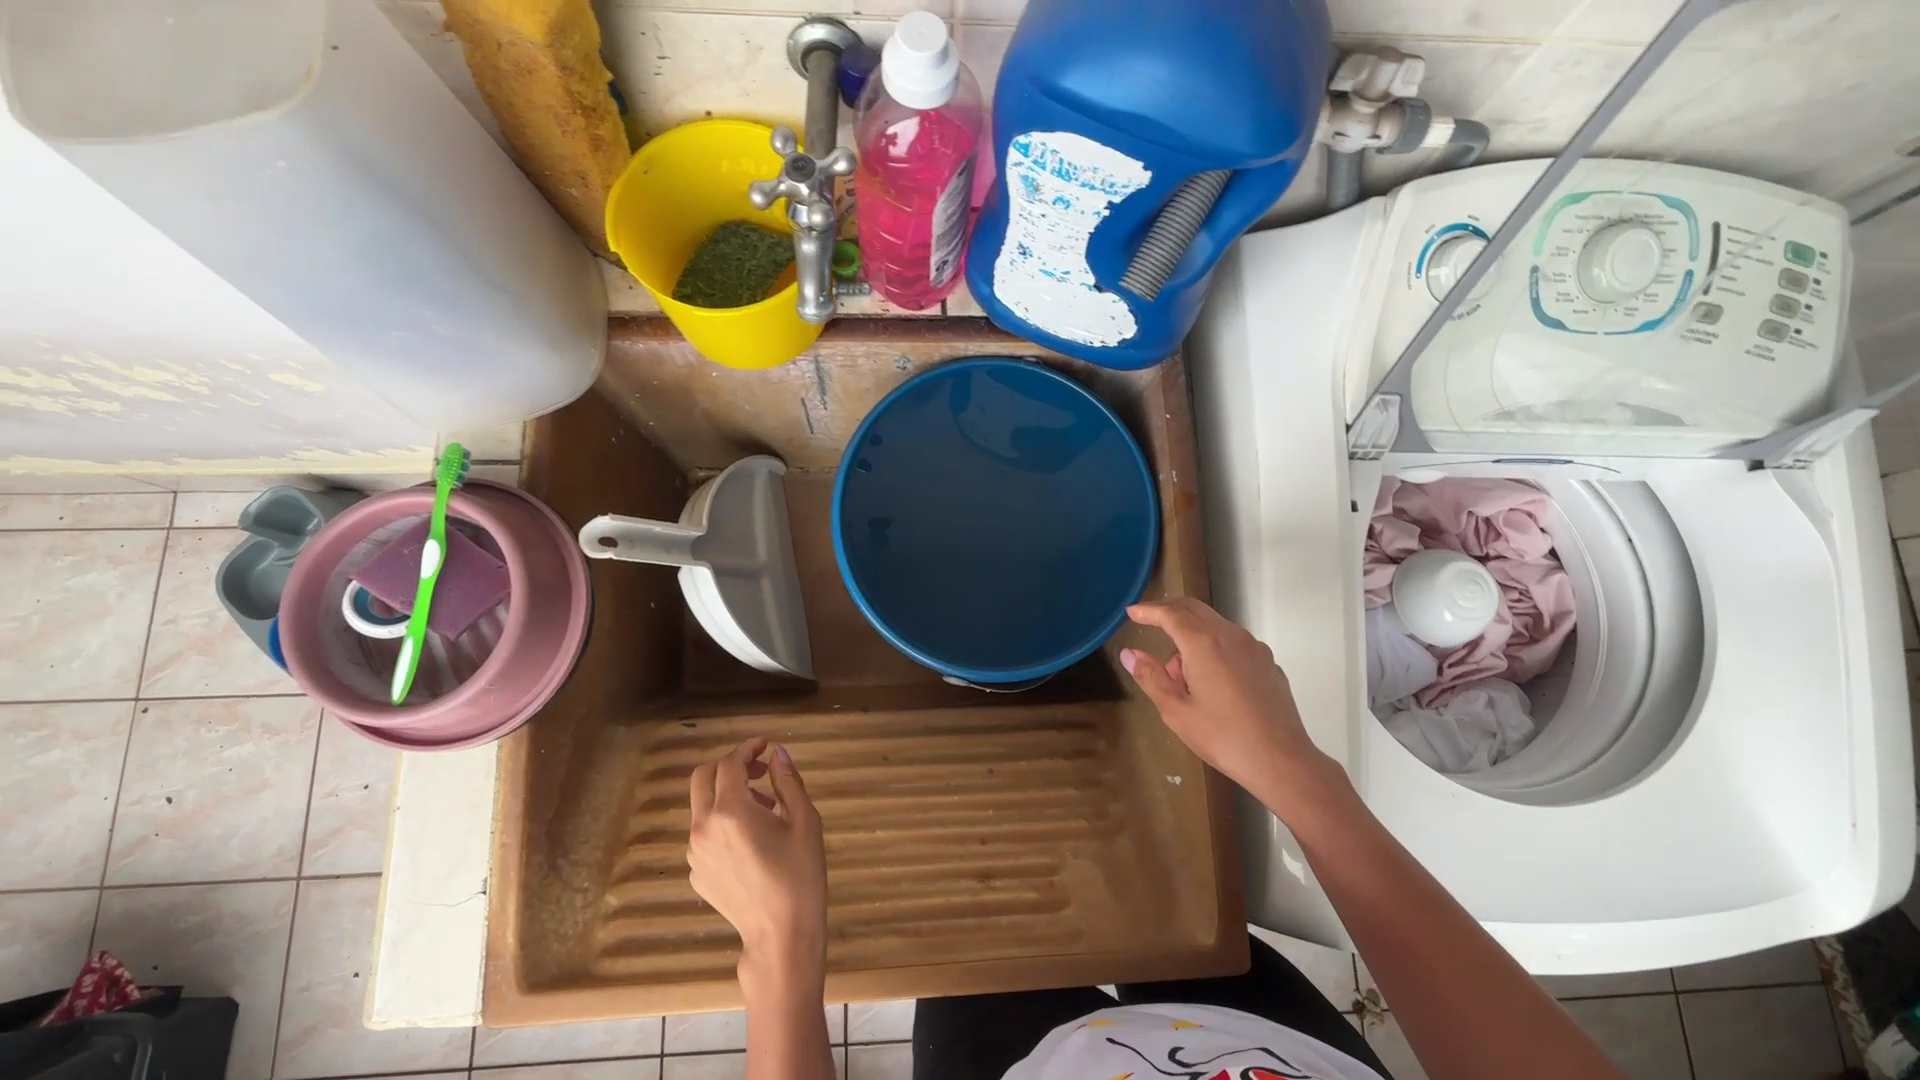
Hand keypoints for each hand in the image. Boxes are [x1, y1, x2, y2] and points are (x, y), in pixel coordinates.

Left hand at [688, 739, 827, 996]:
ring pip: (701, 807)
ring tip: (763, 812)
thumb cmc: (800, 875)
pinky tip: (751, 843)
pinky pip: (703, 835)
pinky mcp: (696, 874)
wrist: (781, 934)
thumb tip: (777, 754)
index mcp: (731, 811)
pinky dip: (722, 824)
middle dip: (728, 767)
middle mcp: (704, 828)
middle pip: (702, 778)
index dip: (748, 749)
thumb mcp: (804, 822)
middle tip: (758, 773)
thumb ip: (787, 782)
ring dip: (726, 796)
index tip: (765, 746)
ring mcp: (694, 854)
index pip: (730, 764)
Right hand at [1121, 598, 1340, 803]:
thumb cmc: (1222, 737)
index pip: (1170, 614)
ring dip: (1192, 636)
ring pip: (1216, 627)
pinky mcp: (1268, 663)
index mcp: (1204, 643)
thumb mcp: (1176, 711)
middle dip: (1170, 612)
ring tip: (1181, 676)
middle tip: (1149, 623)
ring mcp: (1254, 648)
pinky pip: (1234, 644)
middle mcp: (1231, 636)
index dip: (1148, 610)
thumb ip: (1151, 676)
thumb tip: (1130, 654)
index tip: (1131, 612)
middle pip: (1195, 610)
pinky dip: (1215, 649)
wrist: (1280, 760)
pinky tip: (1212, 682)